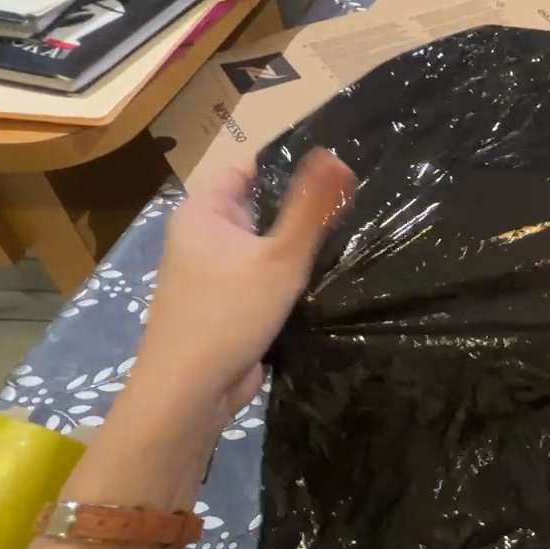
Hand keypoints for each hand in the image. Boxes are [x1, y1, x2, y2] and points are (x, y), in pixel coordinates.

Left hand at [126, 150, 356, 436]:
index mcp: (204, 213)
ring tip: (352, 230)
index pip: (251, 167)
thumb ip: (312, 206)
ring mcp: (216, 269)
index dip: (293, 162)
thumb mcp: (280, 255)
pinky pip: (268, 269)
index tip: (342, 164)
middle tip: (357, 198)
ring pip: (269, 240)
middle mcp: (204, 235)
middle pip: (263, 204)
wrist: (192, 391)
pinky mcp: (232, 298)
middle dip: (305, 202)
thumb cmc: (229, 314)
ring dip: (302, 239)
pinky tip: (329, 271)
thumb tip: (337, 156)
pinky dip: (294, 268)